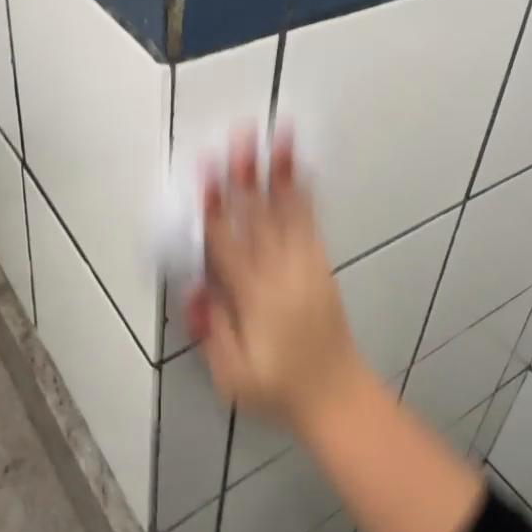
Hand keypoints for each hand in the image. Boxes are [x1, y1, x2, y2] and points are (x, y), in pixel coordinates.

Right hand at [188, 129, 371, 431]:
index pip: (226, 243)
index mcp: (255, 298)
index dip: (214, 206)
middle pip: (259, 215)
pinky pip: (310, 221)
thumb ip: (211, 329)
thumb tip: (195, 287)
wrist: (336, 396)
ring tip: (280, 135)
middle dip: (248, 173)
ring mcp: (306, 265)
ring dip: (281, 171)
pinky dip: (304, 191)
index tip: (206, 173)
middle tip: (240, 136)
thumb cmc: (278, 388)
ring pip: (288, 210)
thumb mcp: (231, 374)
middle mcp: (282, 274)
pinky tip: (300, 168)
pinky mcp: (321, 265)